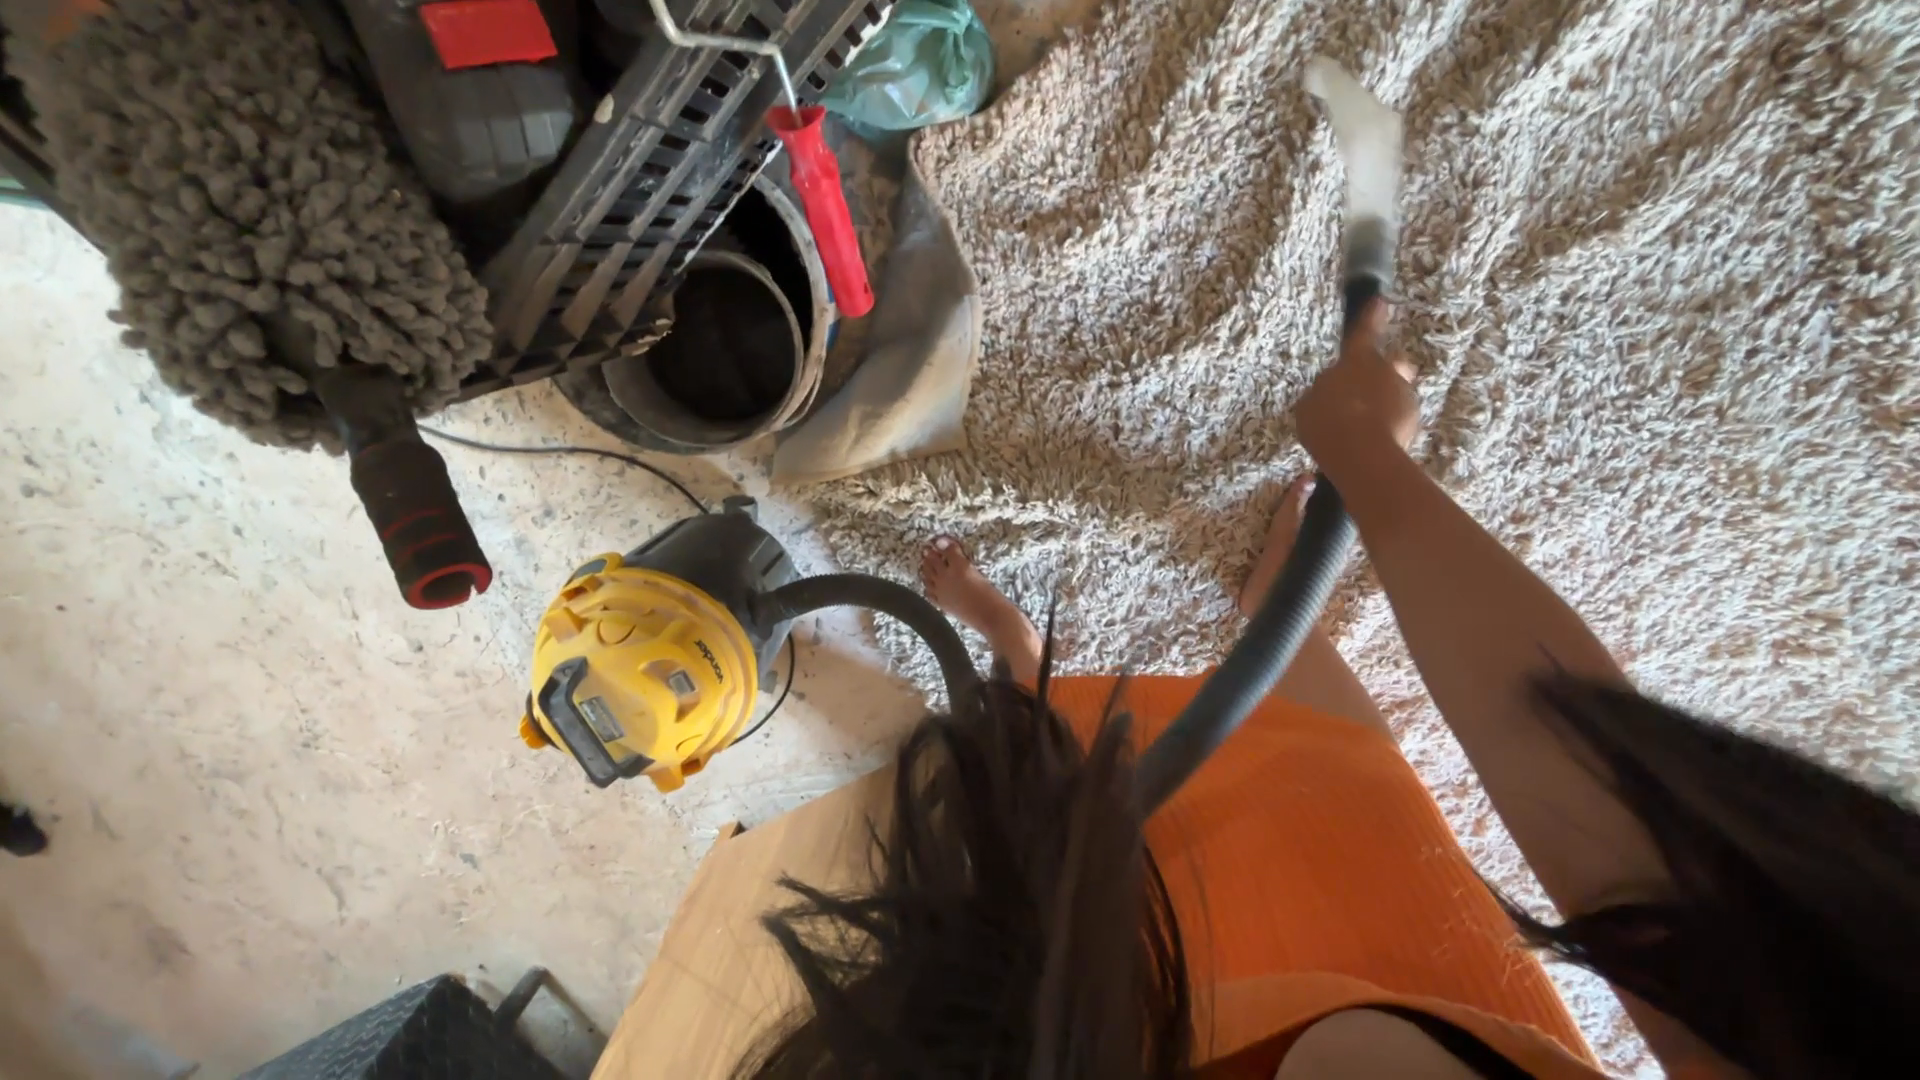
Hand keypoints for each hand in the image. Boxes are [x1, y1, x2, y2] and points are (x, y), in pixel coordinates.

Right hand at [1295, 299, 1418, 470]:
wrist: (1360, 452)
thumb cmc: (1327, 421)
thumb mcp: (1309, 405)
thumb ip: (1323, 393)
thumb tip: (1331, 393)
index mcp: (1357, 362)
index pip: (1363, 333)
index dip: (1370, 317)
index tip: (1380, 299)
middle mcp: (1386, 373)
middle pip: (1391, 366)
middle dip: (1384, 373)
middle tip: (1367, 392)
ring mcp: (1404, 397)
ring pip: (1394, 396)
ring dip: (1381, 407)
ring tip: (1359, 430)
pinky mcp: (1413, 422)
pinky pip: (1397, 420)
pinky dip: (1386, 429)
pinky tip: (1368, 444)